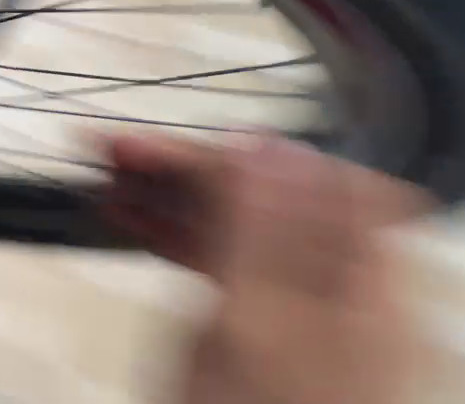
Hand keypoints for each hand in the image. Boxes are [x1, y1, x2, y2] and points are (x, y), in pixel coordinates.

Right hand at [103, 136, 426, 403]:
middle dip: (190, 167)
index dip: (262, 158)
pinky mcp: (246, 321)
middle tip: (110, 149)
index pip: (337, 189)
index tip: (184, 149)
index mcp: (365, 290)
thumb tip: (273, 141)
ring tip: (100, 172)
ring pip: (232, 221)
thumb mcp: (257, 324)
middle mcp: (335, 290)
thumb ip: (271, 234)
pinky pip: (209, 252)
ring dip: (166, 190)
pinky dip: (163, 225)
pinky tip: (116, 210)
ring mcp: (290, 307)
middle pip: (272, 200)